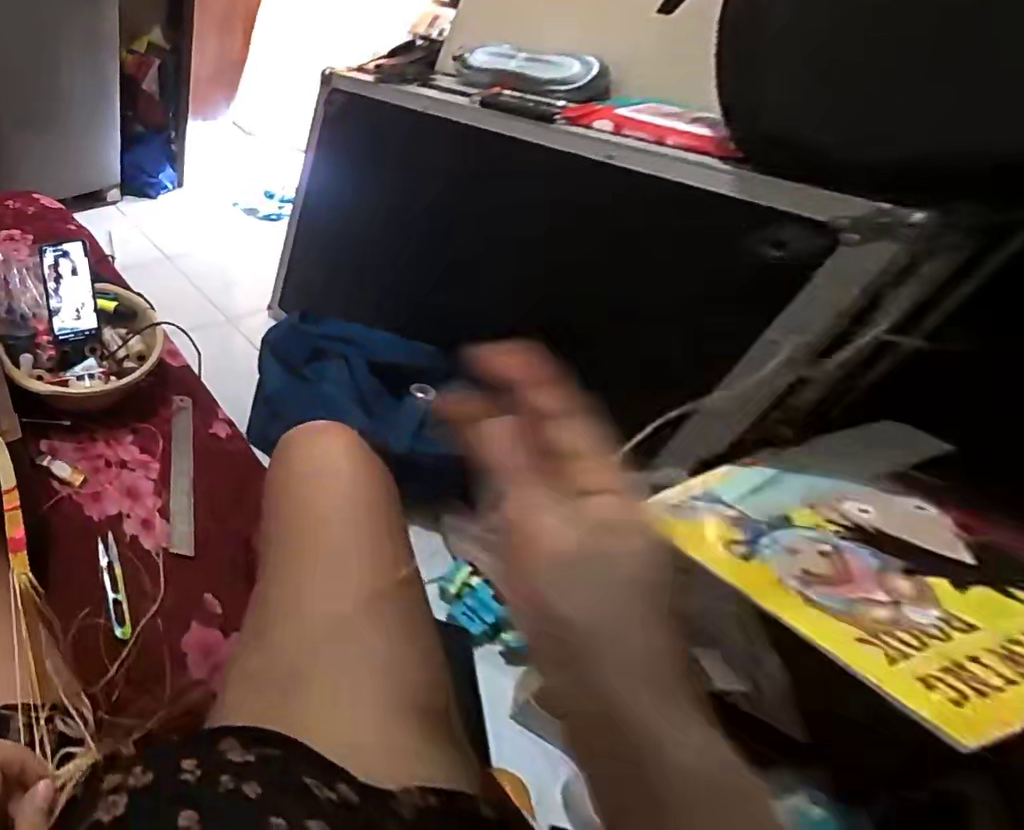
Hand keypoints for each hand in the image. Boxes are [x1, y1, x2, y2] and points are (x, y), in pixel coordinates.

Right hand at [438, 341, 683, 696]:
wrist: (609, 698)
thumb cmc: (584, 609)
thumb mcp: (544, 529)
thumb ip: (514, 465)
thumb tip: (484, 406)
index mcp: (603, 480)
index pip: (564, 410)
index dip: (525, 373)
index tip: (475, 351)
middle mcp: (589, 489)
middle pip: (542, 430)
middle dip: (496, 399)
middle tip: (441, 384)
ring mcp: (568, 516)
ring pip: (525, 457)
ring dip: (486, 428)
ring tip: (441, 409)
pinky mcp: (544, 541)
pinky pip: (512, 485)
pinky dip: (484, 463)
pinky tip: (457, 457)